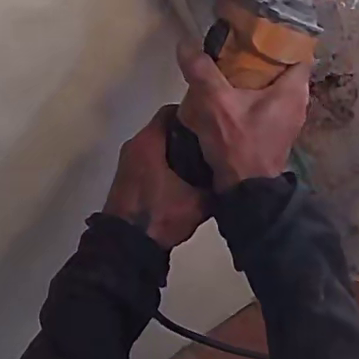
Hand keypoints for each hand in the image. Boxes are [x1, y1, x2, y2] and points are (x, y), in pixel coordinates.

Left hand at [103, 105, 210, 248]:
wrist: (127, 247)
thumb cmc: (159, 216)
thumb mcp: (198, 202)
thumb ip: (216, 185)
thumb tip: (232, 175)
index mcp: (148, 141)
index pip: (171, 111)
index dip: (193, 114)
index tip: (211, 124)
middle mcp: (134, 146)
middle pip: (164, 129)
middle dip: (188, 135)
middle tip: (212, 144)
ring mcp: (128, 163)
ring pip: (157, 147)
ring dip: (176, 153)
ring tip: (203, 163)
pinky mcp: (127, 180)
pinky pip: (150, 162)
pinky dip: (166, 165)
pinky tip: (185, 181)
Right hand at [175, 41, 311, 189]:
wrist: (246, 192)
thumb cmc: (239, 145)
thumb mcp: (216, 104)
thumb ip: (202, 72)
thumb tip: (186, 45)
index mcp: (293, 89)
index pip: (295, 49)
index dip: (277, 35)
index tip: (254, 26)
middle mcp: (296, 101)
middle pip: (281, 66)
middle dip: (258, 53)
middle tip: (233, 43)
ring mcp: (287, 118)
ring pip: (271, 85)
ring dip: (251, 75)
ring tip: (226, 64)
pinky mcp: (274, 131)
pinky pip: (264, 101)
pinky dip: (249, 93)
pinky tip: (227, 91)